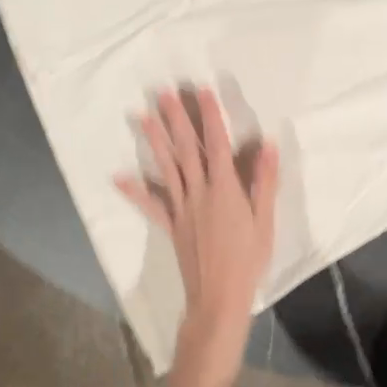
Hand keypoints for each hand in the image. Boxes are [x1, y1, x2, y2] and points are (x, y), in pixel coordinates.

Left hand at [116, 88, 280, 357]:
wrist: (219, 296)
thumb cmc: (248, 259)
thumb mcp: (265, 220)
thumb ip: (264, 182)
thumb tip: (267, 144)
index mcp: (225, 188)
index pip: (218, 143)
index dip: (210, 115)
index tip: (203, 90)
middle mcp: (199, 191)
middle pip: (187, 149)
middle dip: (176, 119)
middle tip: (164, 93)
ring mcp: (182, 208)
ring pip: (167, 168)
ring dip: (155, 141)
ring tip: (142, 116)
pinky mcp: (171, 225)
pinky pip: (151, 205)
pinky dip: (135, 190)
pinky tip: (119, 176)